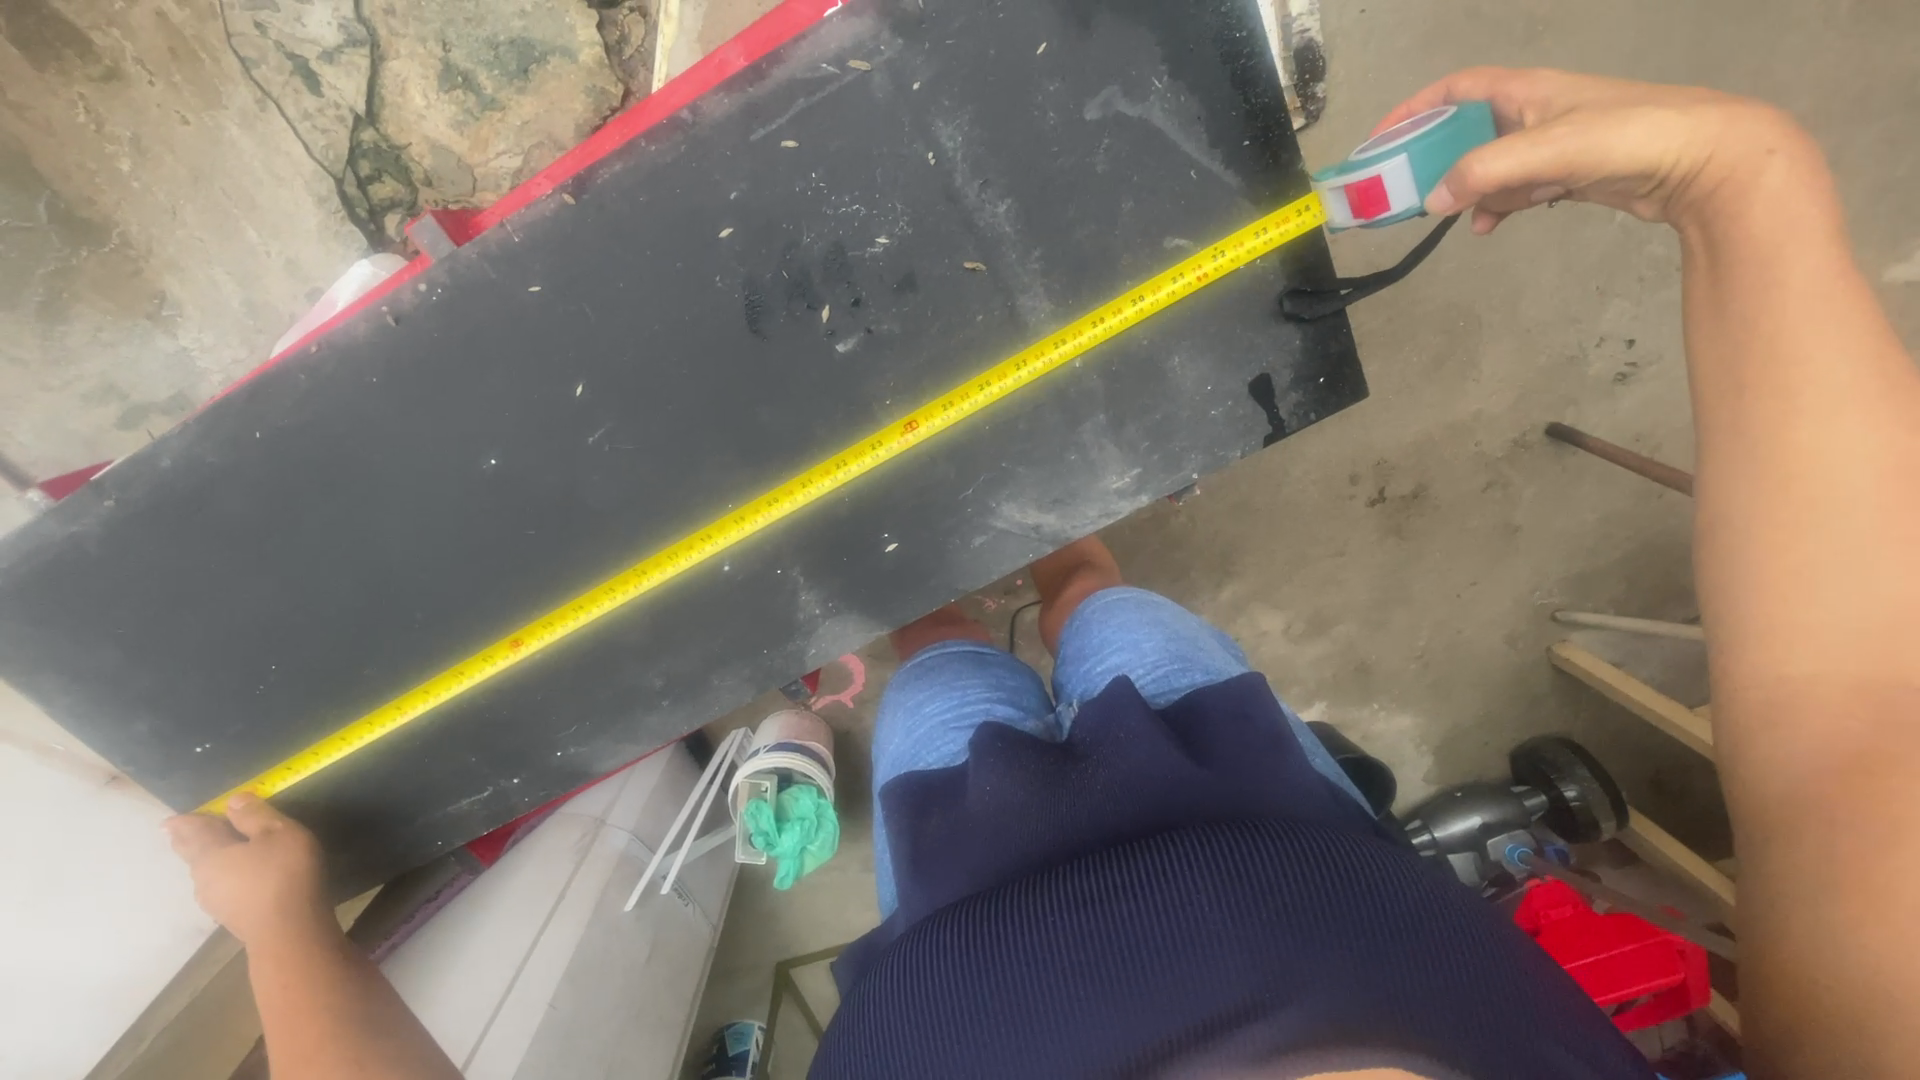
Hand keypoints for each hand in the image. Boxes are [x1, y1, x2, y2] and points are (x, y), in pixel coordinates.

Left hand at [165, 793, 332, 947]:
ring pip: (205, 872)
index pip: (193, 832)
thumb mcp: (279, 833)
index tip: (170, 820)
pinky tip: (233, 877)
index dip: (185, 822)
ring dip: (206, 859)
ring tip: (209, 852)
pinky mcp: (230, 914)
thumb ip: (255, 816)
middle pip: (191, 854)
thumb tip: (232, 800)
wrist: (286, 927)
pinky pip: (220, 886)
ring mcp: (213, 899)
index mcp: (211, 854)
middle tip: (176, 833)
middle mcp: (202, 877)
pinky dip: (222, 875)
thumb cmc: (284, 872)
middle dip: (186, 841)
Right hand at [1374, 67, 1819, 234]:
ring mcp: (1549, 144)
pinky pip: (1511, 190)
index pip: (1455, 89)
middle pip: (1463, 130)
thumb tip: (1430, 201)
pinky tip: (1486, 228)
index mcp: (1525, 91)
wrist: (1703, 158)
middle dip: (1429, 157)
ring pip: (1484, 165)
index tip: (1378, 140)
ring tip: (1440, 214)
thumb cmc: (1626, 137)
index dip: (1413, 109)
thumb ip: (1482, 173)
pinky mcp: (1564, 173)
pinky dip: (1493, 207)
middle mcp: (1532, 112)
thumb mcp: (1546, 150)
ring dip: (1460, 189)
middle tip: (1400, 187)